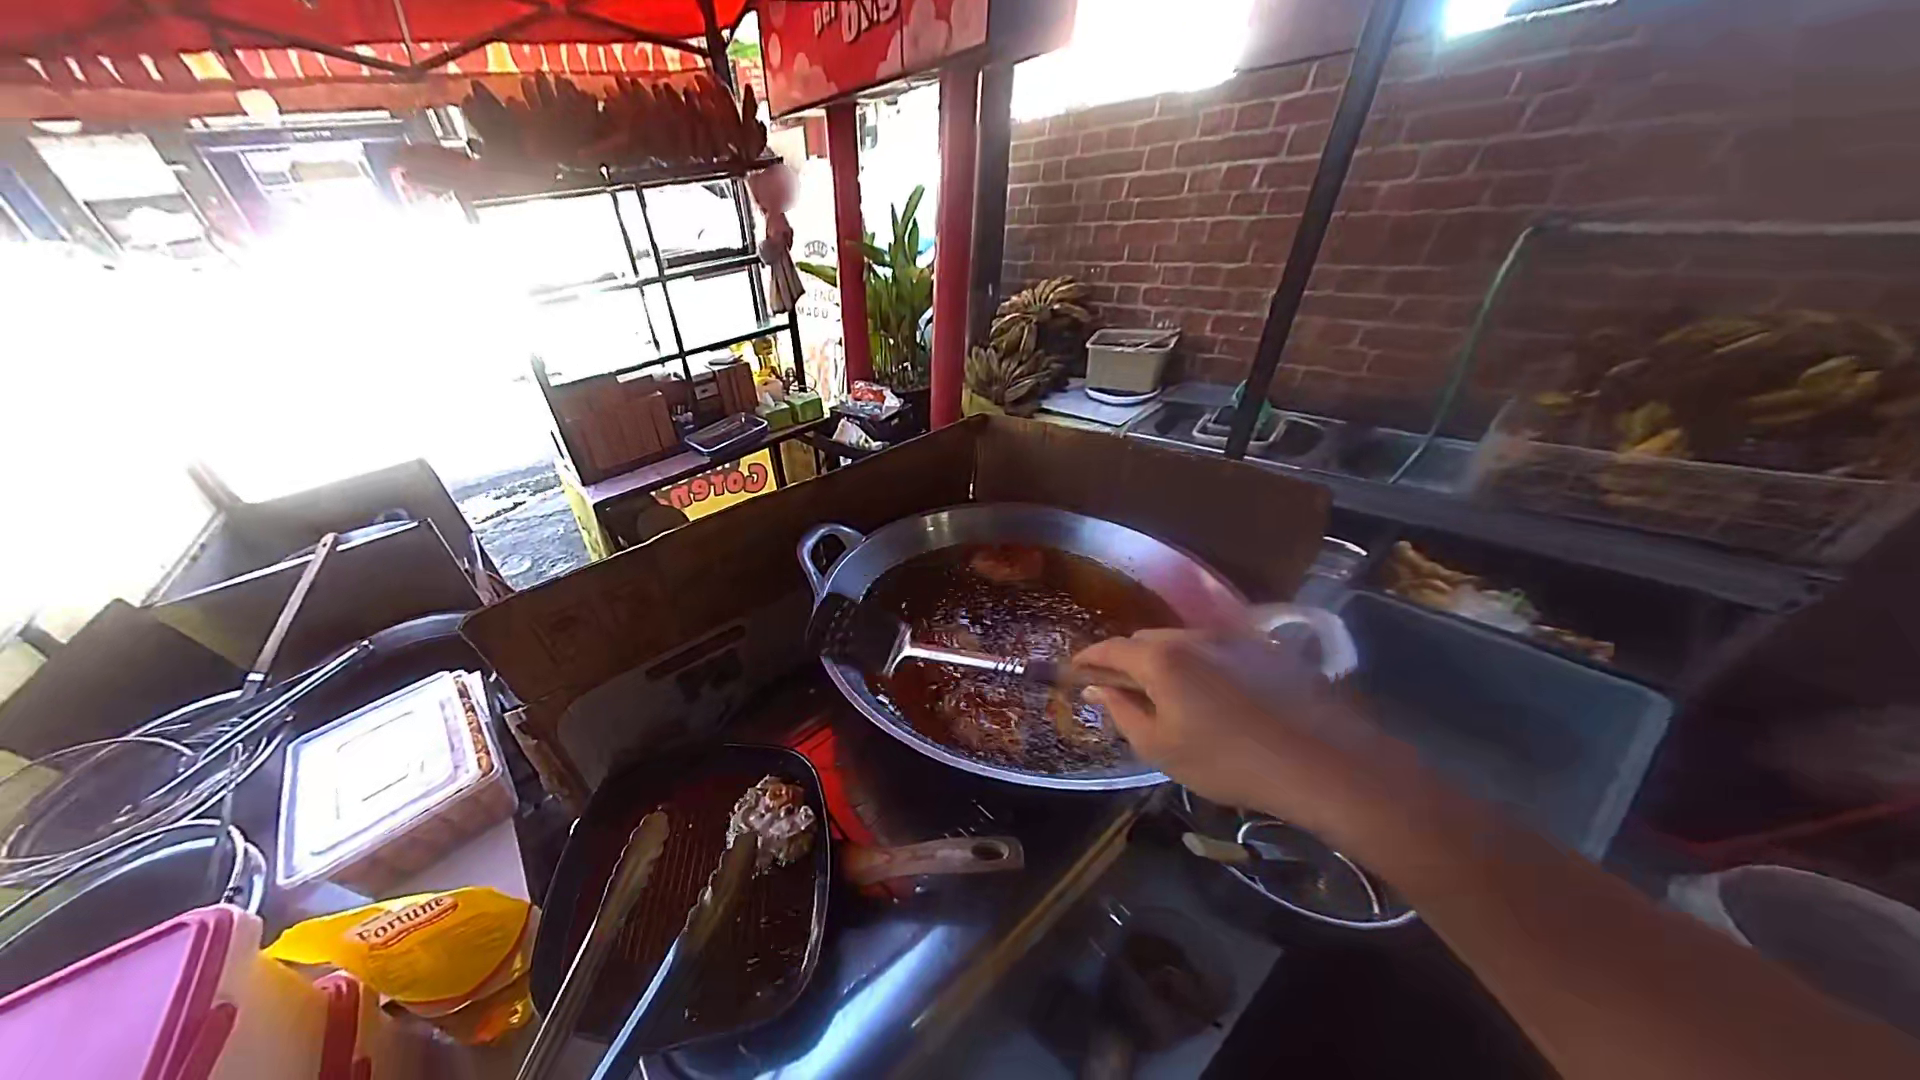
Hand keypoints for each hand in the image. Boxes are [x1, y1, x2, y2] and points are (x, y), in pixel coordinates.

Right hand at [1076, 629, 1422, 843]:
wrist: (1320, 761)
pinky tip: (1214, 694)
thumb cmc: (1227, 761)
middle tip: (1123, 690)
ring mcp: (1230, 638)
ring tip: (1169, 693)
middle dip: (1127, 660)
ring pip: (1181, 641)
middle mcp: (1191, 637)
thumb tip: (1096, 690)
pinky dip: (1198, 663)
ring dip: (1164, 660)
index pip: (1111, 648)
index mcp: (1161, 660)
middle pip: (1145, 640)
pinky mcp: (1262, 648)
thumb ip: (1122, 713)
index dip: (1088, 658)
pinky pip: (1214, 648)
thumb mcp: (1161, 748)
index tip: (1076, 671)